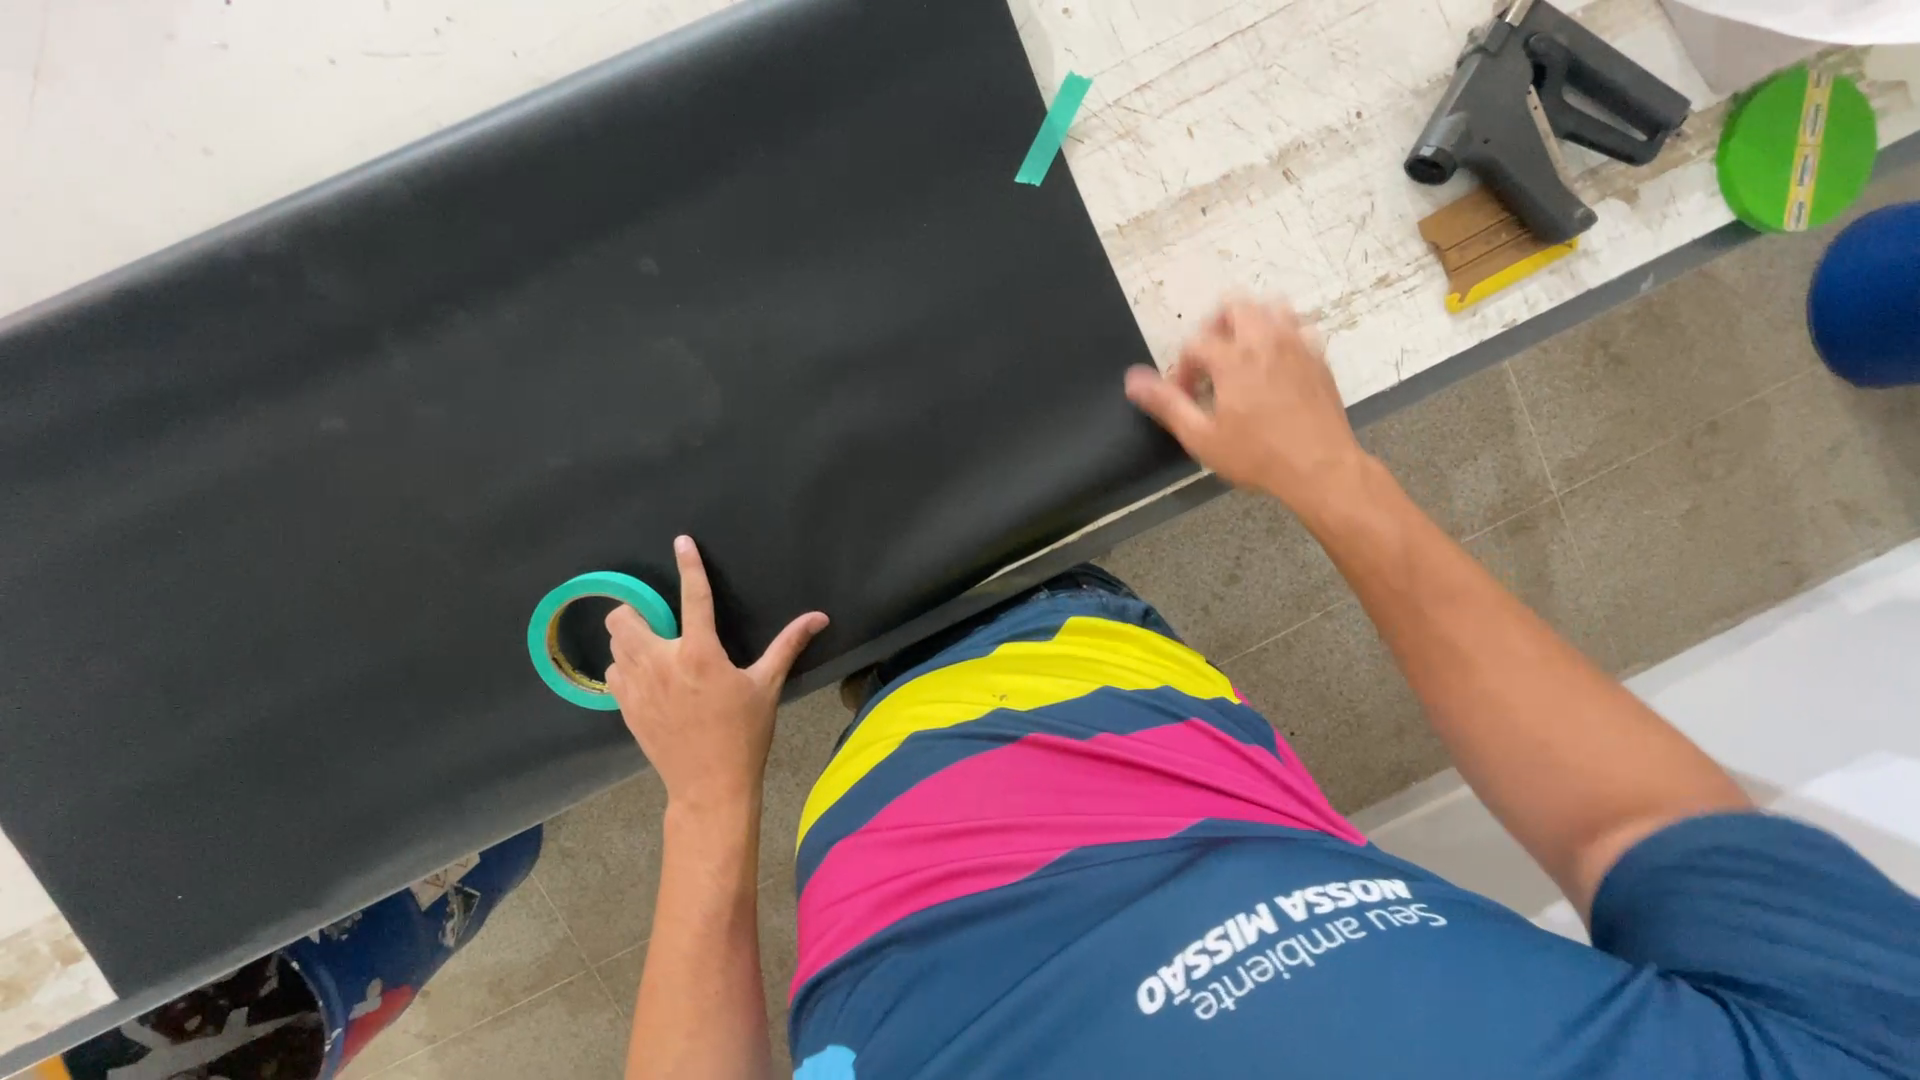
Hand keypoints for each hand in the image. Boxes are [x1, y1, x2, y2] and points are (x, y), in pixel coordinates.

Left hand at [604, 536, 828, 815]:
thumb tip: (819, 617)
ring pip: (614, 644)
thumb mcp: (767, 685)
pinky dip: (624, 668)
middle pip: (624, 617)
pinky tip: (646, 679)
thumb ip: (788, 645)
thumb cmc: (744, 733)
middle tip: (657, 621)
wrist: (709, 785)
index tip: (681, 541)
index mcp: (700, 653)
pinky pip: (611, 673)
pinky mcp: (625, 708)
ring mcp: (637, 687)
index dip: (689, 565)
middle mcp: (661, 663)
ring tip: (654, 650)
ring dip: (630, 639)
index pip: (693, 597)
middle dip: (636, 610)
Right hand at [1125, 298, 1366, 509]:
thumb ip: (1166, 403)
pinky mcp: (1318, 358)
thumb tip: (1132, 379)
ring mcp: (1297, 346)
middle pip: (1235, 306)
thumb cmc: (1256, 456)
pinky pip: (1299, 328)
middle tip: (1209, 362)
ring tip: (1241, 354)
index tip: (1184, 396)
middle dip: (1214, 328)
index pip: (1196, 343)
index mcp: (1233, 359)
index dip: (1183, 368)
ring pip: (1272, 307)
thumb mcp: (1201, 437)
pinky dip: (1282, 336)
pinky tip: (1275, 364)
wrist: (1320, 468)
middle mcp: (1266, 341)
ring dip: (1250, 323)